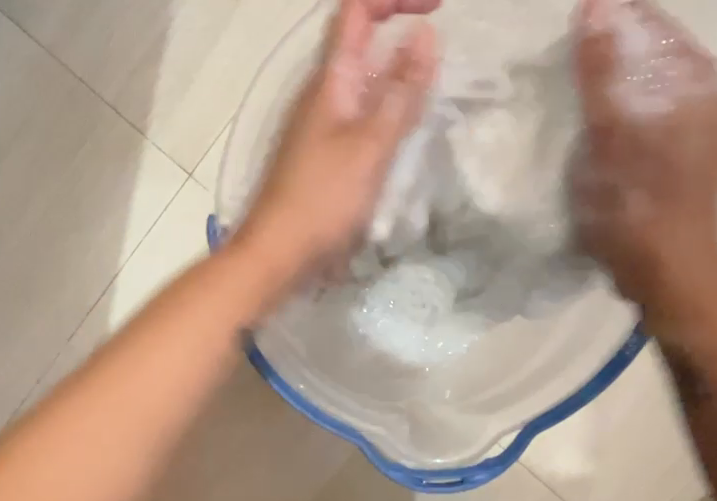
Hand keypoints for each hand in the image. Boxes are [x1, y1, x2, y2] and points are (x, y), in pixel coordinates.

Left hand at [230, 0, 440, 291]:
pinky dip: (386, 118)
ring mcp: (319, 130)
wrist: (275, 258)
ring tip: (432, 99)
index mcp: (329, 81)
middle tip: (441, 62)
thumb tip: (423, 35)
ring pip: (362, 86)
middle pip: (360, 44)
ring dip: (397, 81)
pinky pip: (358, 122)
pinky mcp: (321, 161)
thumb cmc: (321, 202)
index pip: (356, 10)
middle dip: (401, 36)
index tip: (437, 9)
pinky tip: (404, 141)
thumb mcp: (370, 146)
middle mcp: (320, 97)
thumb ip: (399, 93)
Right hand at [569, 0, 716, 335]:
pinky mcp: (680, 153)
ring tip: (565, 102)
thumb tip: (595, 3)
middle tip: (554, 74)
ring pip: (642, 82)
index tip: (557, 44)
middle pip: (644, 49)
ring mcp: (693, 122)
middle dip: (601, 52)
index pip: (643, 20)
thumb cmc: (635, 209)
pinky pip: (643, 112)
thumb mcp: (611, 136)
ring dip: (604, 85)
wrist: (668, 274)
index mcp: (692, 75)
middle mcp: (701, 88)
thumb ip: (602, 69)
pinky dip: (614, 113)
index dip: (601, 22)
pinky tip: (589, 134)